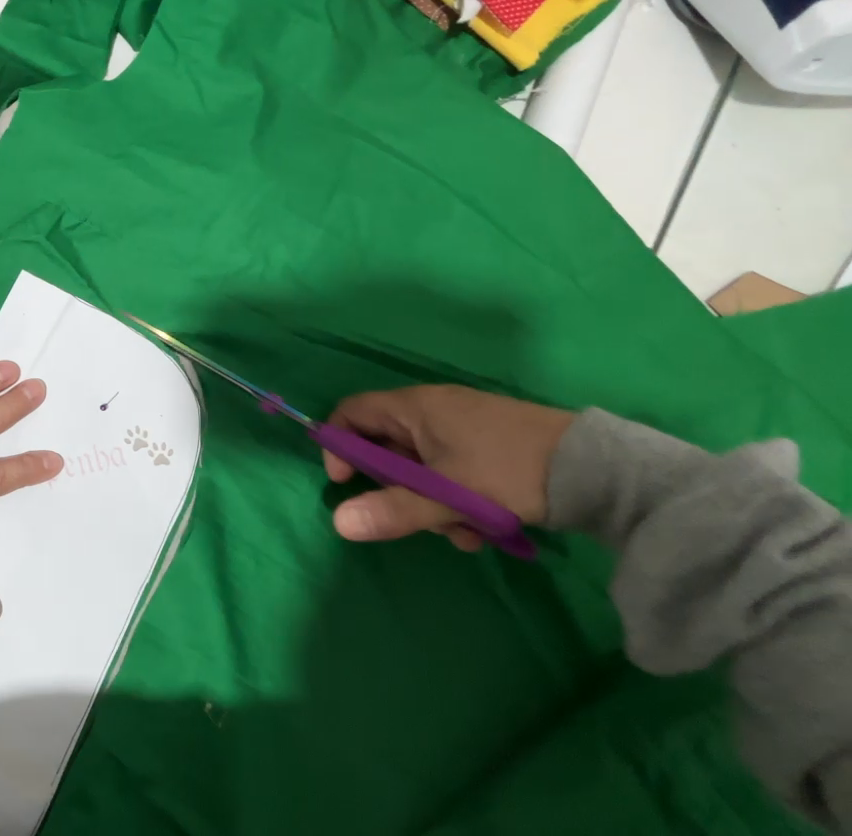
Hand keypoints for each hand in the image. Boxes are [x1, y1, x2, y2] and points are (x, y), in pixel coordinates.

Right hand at [321, 385, 573, 551]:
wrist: (602, 471)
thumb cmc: (510, 471)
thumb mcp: (447, 496)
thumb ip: (391, 509)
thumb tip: (339, 523)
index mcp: (415, 407)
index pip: (351, 413)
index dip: (339, 446)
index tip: (347, 482)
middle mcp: (434, 411)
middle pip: (386, 446)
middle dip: (395, 489)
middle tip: (412, 518)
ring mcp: (464, 429)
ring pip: (421, 467)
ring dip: (430, 504)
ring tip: (459, 533)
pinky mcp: (490, 448)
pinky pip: (451, 472)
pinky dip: (455, 501)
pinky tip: (480, 530)